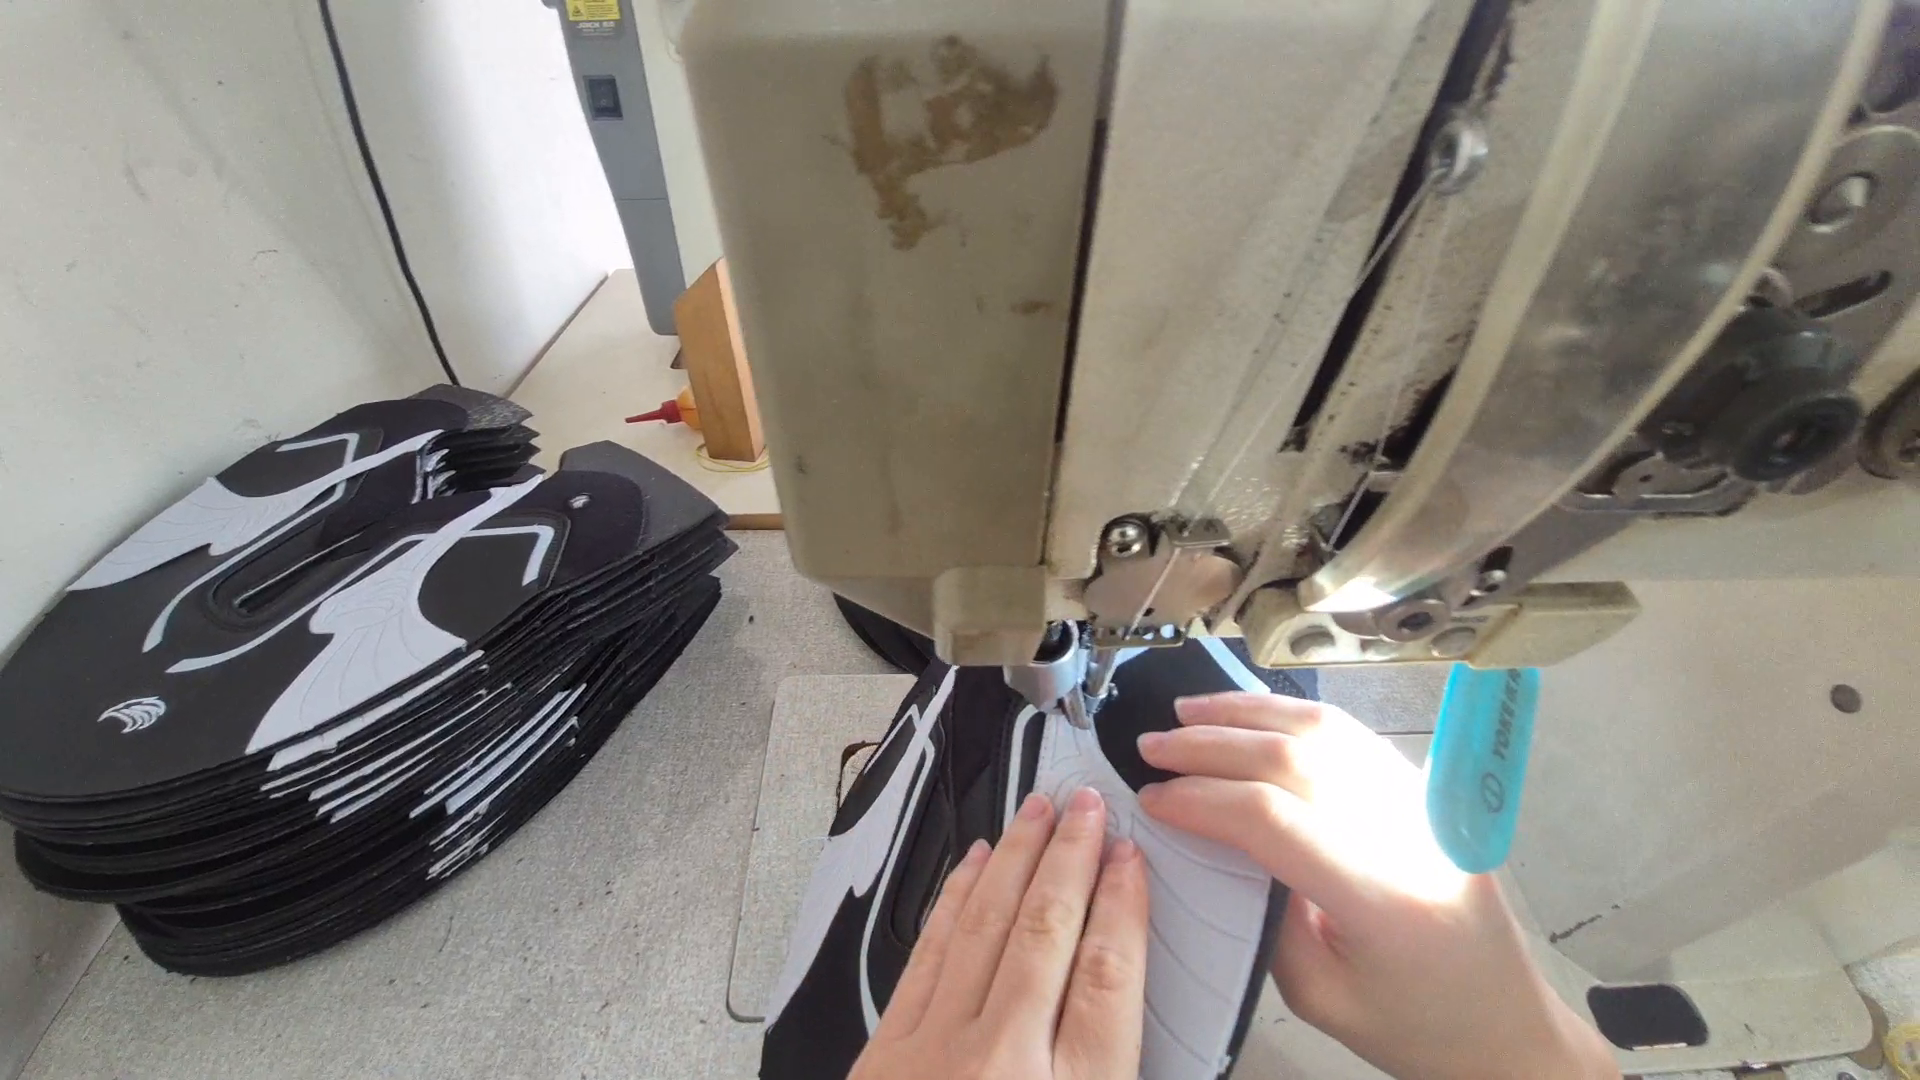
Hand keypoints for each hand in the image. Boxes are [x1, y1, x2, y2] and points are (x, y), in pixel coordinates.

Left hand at [851, 787, 1149, 1079]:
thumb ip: (1112, 1062)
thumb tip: (1122, 990)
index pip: (1108, 974)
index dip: (1122, 903)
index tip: (1128, 859)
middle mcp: (1003, 1063)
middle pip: (1047, 929)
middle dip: (1071, 855)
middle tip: (1086, 807)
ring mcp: (937, 1050)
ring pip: (986, 922)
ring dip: (1017, 857)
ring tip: (1038, 812)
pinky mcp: (887, 1052)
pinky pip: (928, 952)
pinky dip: (955, 897)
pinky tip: (976, 861)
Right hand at [1136, 693, 1619, 1079]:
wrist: (1509, 1028)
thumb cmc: (1411, 1026)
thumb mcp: (1318, 995)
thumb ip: (1262, 911)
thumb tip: (1215, 833)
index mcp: (1386, 898)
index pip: (1272, 818)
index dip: (1201, 799)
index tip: (1152, 800)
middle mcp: (1409, 834)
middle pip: (1289, 758)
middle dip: (1207, 747)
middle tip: (1151, 747)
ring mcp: (1423, 802)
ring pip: (1318, 728)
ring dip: (1242, 712)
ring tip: (1186, 713)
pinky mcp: (1421, 788)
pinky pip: (1345, 732)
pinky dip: (1285, 712)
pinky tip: (1245, 713)